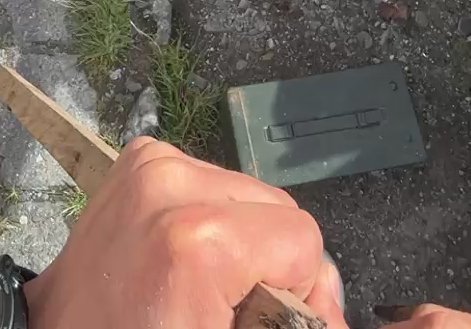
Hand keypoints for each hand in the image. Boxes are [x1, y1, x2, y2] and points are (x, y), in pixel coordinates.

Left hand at [22, 137, 346, 328]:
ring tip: (206, 280)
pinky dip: (210, 213)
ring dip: (242, 236)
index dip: (305, 291)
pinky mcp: (141, 157)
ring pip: (245, 191)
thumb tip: (329, 307)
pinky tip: (185, 251)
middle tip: (239, 307)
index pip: (303, 239)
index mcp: (198, 239)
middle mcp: (173, 183)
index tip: (277, 321)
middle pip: (277, 208)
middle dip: (272, 261)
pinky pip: (209, 178)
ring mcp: (153, 163)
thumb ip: (292, 319)